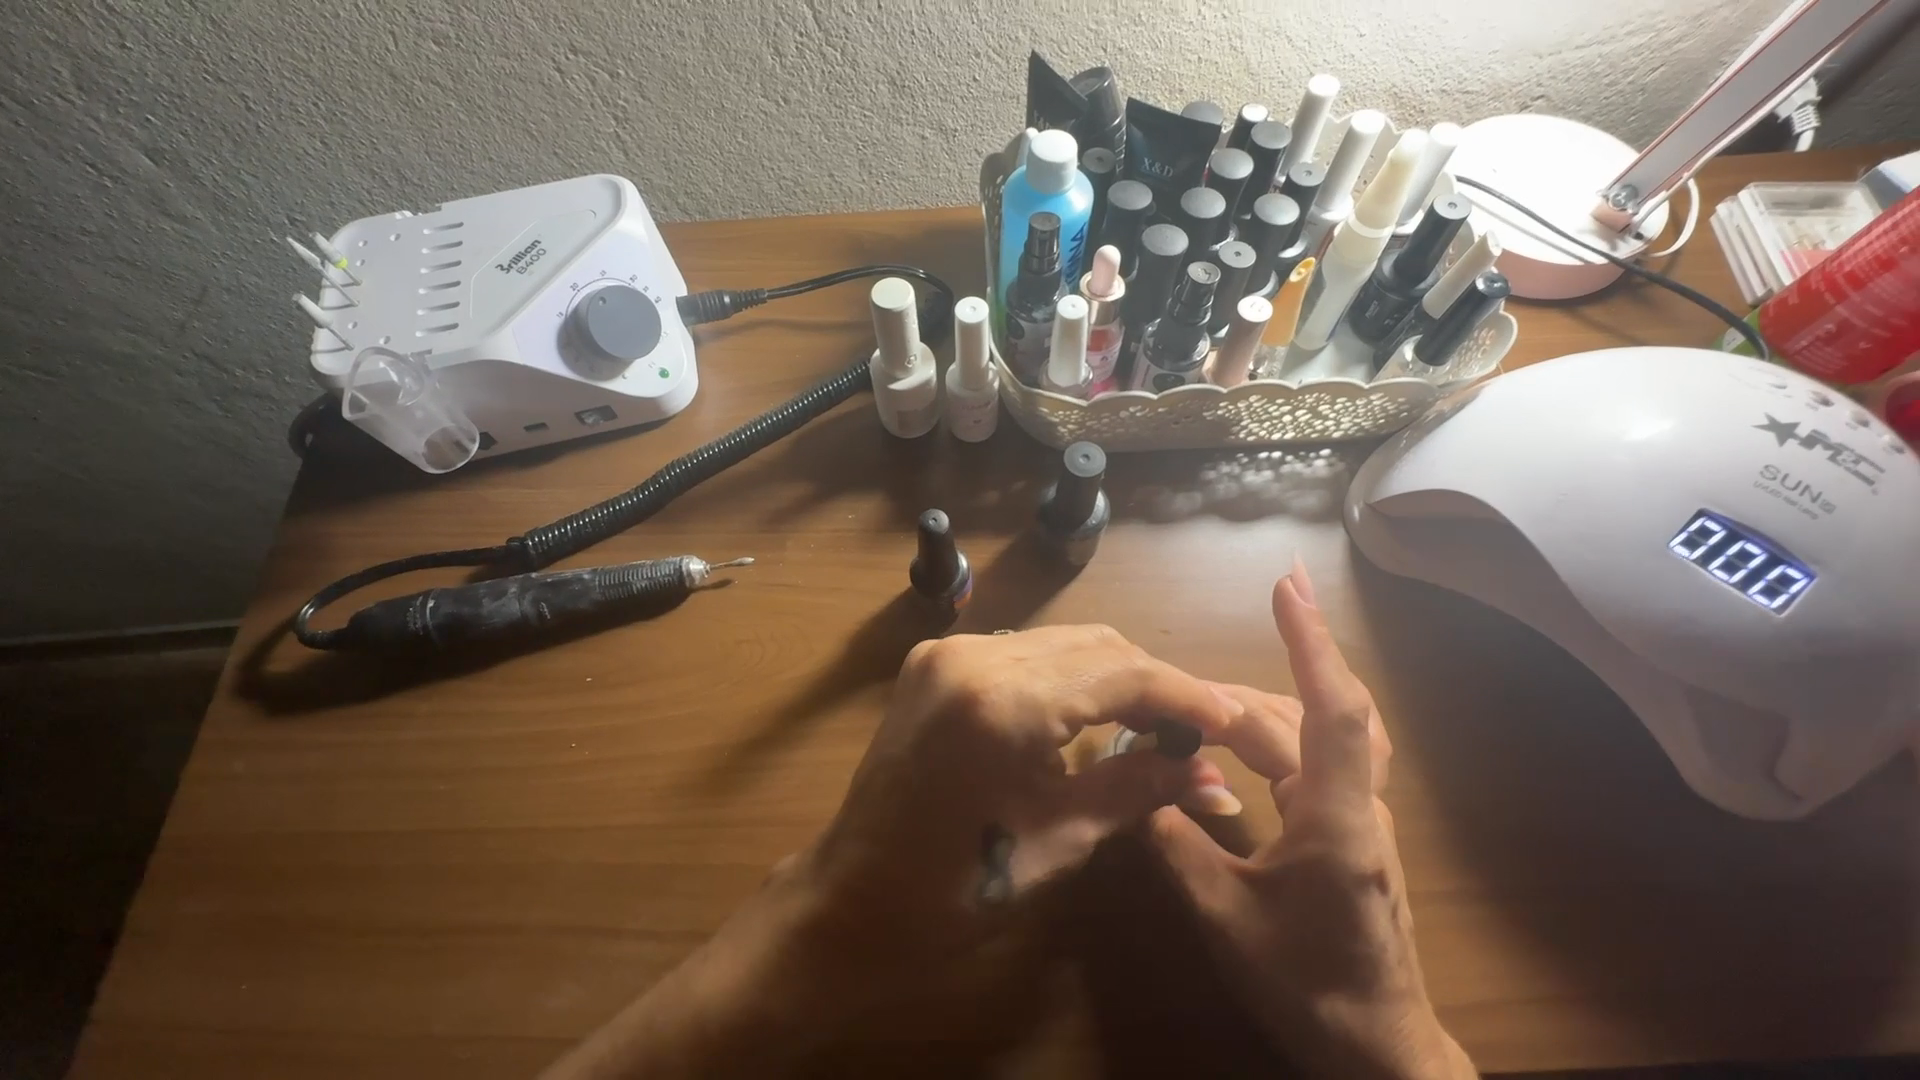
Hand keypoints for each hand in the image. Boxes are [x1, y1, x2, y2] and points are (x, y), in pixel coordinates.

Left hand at [808, 624, 1239, 932]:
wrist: (852, 897)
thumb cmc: (957, 889)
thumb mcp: (1060, 838)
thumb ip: (1139, 788)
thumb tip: (1212, 775)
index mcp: (1003, 703)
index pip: (1122, 673)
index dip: (1184, 695)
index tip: (1227, 721)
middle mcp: (973, 655)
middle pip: (1094, 644)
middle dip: (1151, 683)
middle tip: (1190, 730)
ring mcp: (947, 651)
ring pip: (1060, 642)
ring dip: (1110, 675)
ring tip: (1149, 724)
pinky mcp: (933, 659)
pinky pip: (1023, 652)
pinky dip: (1065, 675)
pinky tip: (1087, 714)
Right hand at [1148, 564, 1474, 1079]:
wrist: (1380, 1050)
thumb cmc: (1307, 986)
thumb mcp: (1225, 919)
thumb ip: (1175, 846)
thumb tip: (1131, 788)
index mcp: (1335, 819)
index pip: (1329, 708)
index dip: (1308, 640)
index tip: (1286, 583)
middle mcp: (1356, 804)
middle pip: (1310, 714)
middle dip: (1250, 685)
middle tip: (1181, 687)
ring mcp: (1358, 816)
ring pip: (1314, 733)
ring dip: (1260, 707)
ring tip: (1202, 708)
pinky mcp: (1349, 830)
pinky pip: (1313, 759)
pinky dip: (1274, 734)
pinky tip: (1237, 743)